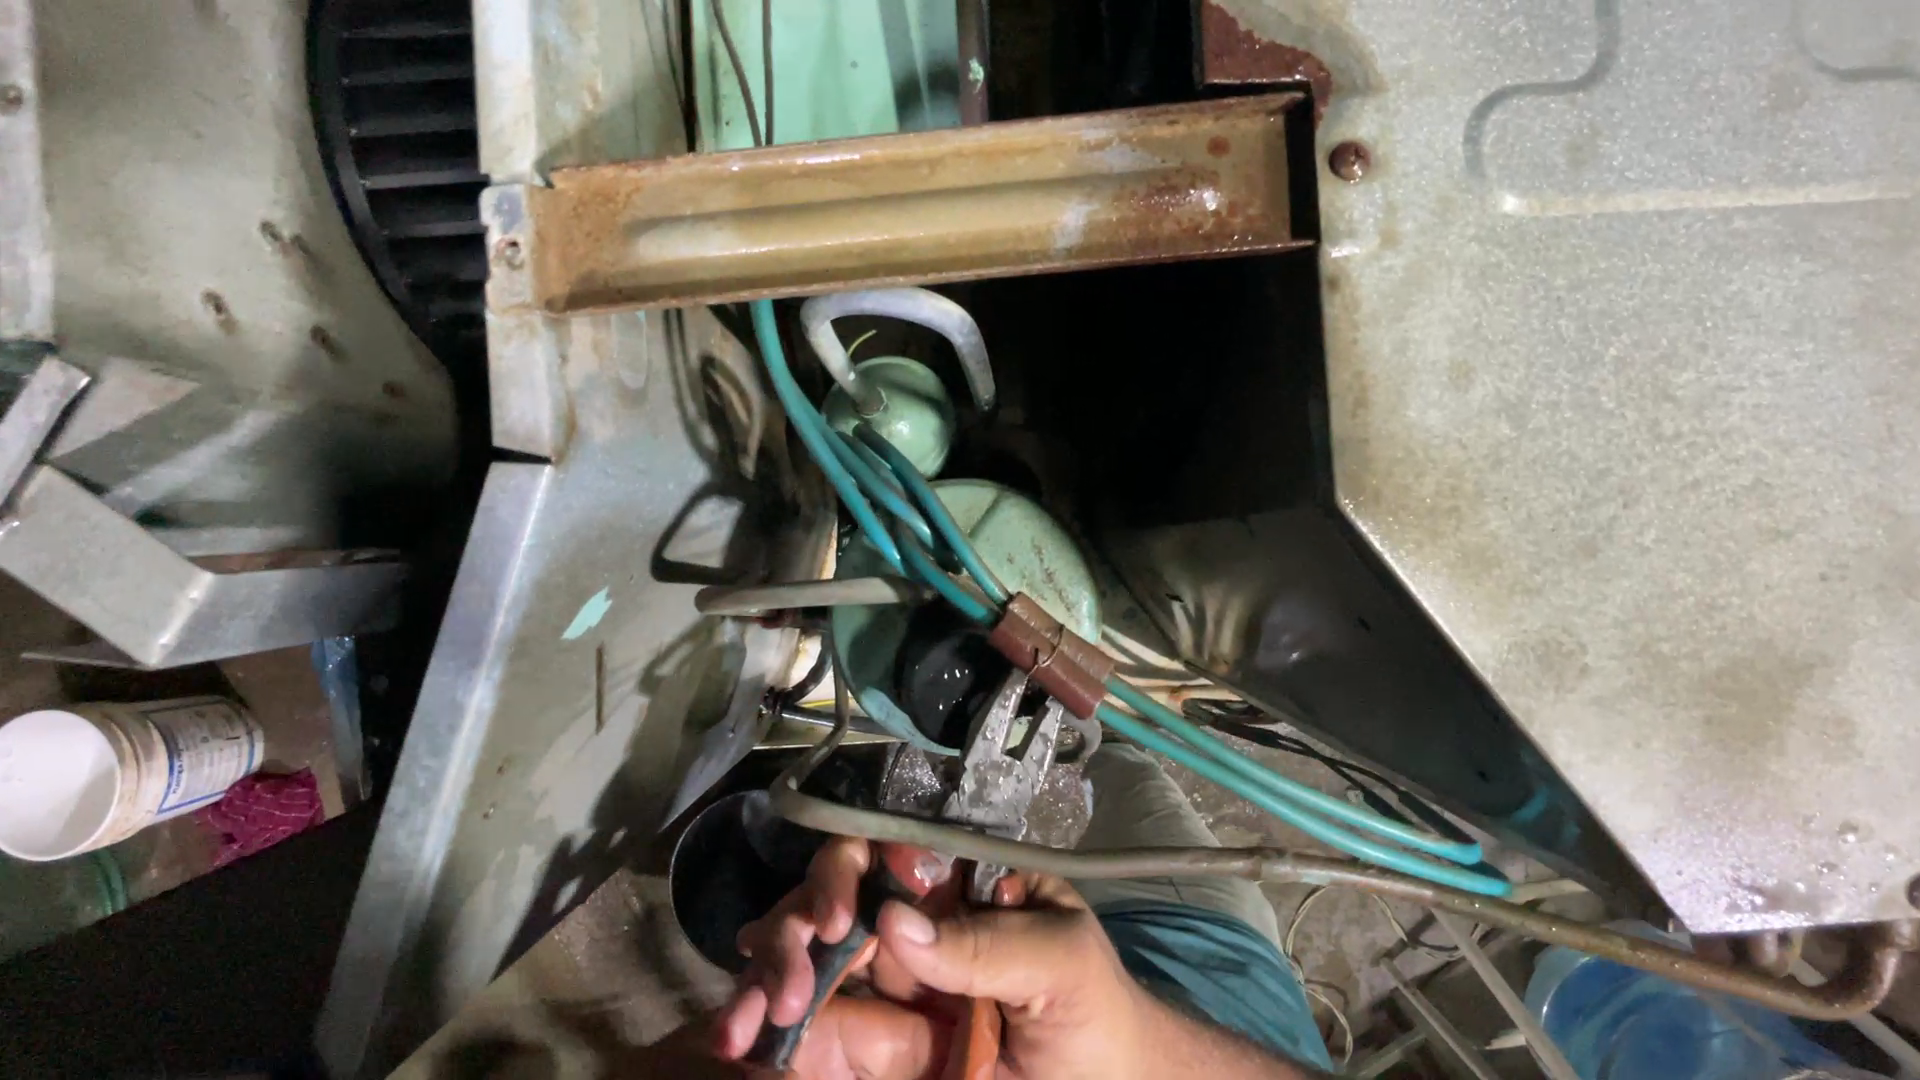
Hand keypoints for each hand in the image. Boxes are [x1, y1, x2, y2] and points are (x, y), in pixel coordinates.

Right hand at [711, 836, 1153, 1079]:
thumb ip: (987, 942)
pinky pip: (808, 1020)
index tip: (843, 915)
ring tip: (743, 1023)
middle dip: (798, 923)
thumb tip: (892, 919)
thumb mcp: (1062, 964)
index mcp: (959, 882)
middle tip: (785, 979)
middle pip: (835, 893)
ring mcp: (883, 977)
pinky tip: (736, 1036)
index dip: (855, 866)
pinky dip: (763, 1024)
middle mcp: (912, 918)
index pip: (892, 848)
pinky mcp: (863, 1038)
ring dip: (768, 973)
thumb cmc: (1094, 1012)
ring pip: (807, 951)